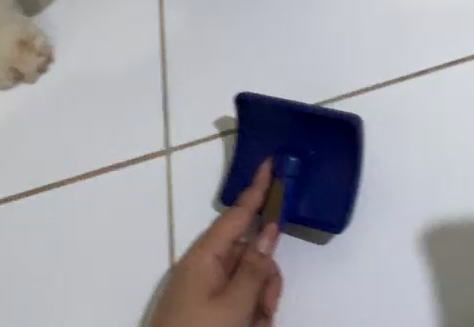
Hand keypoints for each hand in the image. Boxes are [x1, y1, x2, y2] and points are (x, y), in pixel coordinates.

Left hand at [151, 160, 283, 326]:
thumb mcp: (235, 305)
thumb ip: (256, 267)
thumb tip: (268, 229)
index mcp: (206, 256)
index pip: (237, 213)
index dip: (256, 188)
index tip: (271, 162)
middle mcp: (204, 268)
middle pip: (249, 253)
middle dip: (266, 278)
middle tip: (268, 309)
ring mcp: (202, 292)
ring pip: (248, 281)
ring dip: (260, 303)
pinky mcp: (203, 313)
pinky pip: (237, 302)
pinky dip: (249, 316)